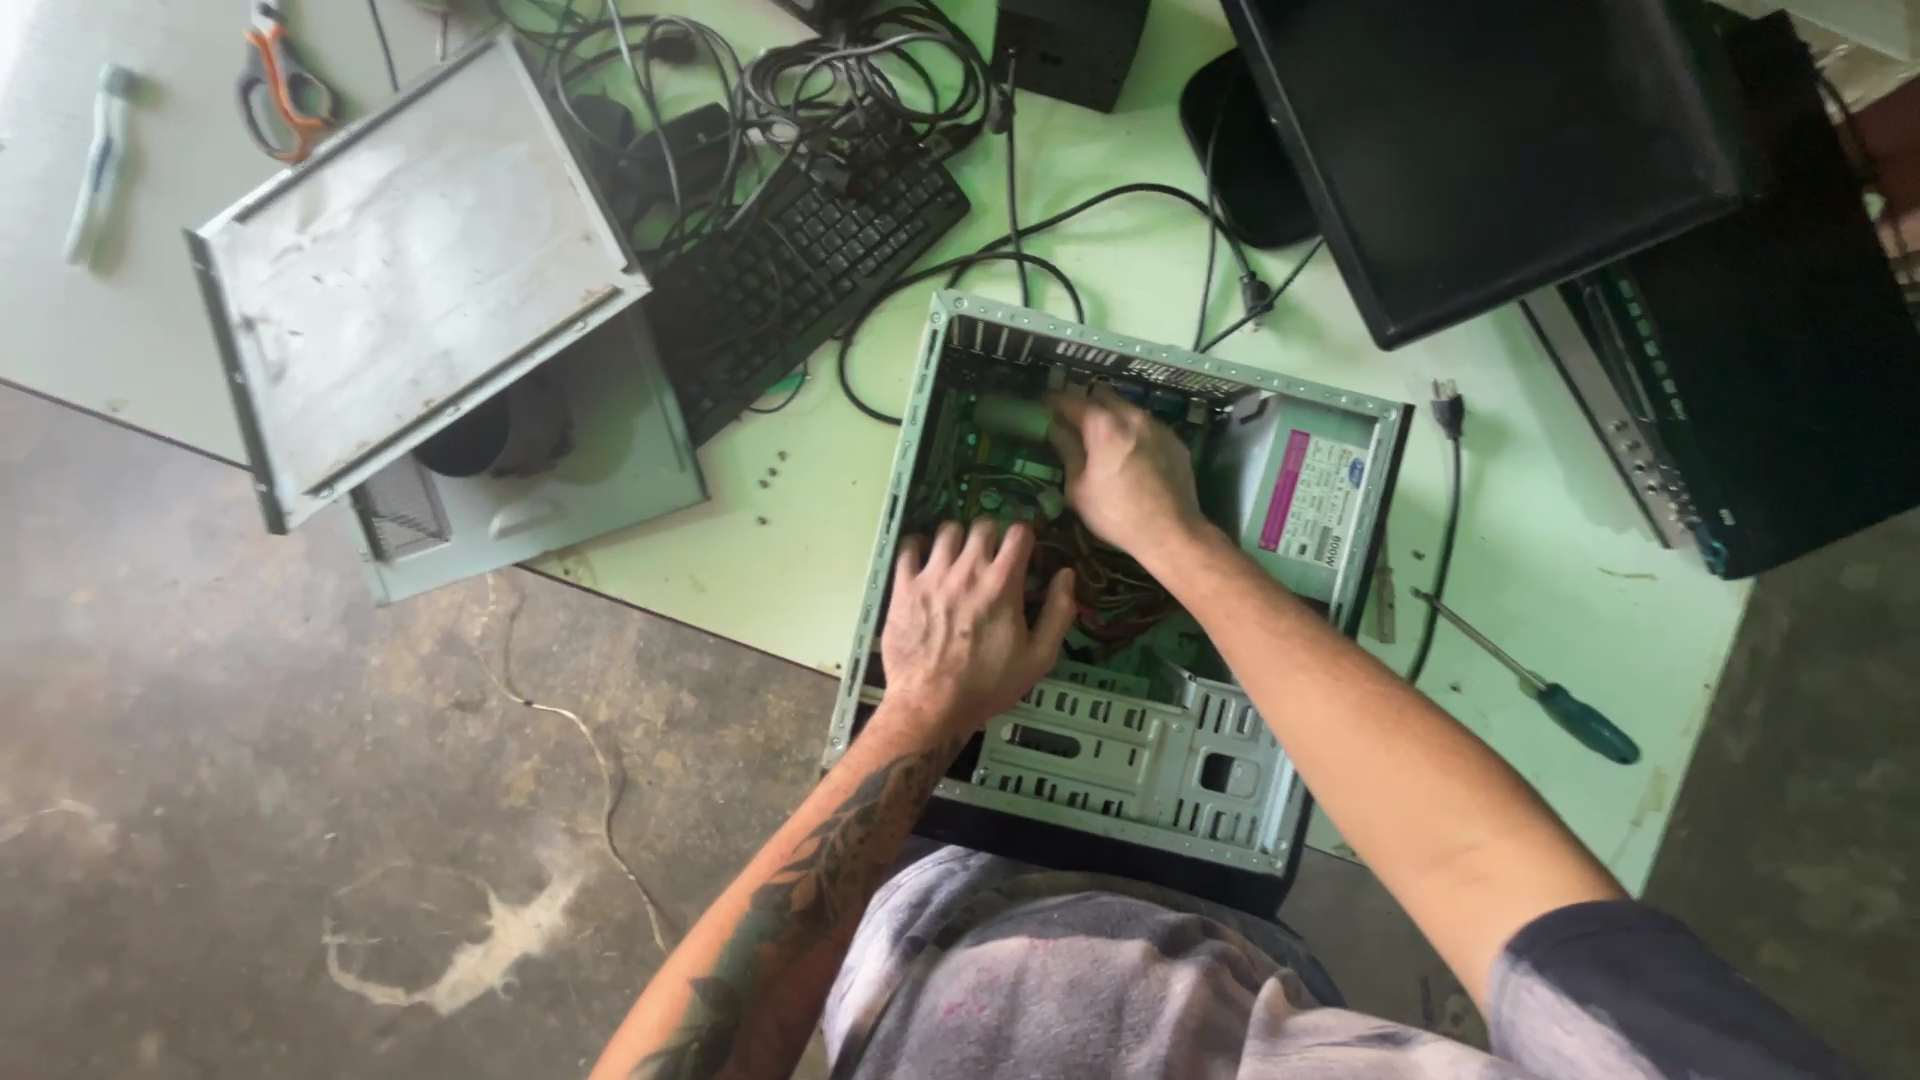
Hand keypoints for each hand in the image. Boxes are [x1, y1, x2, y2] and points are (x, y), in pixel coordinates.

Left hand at [882, 520, 1075, 736]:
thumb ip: (1058, 612)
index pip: (1019, 532)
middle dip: (992, 535)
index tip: (1023, 552)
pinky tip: (925, 561)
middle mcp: (967, 570)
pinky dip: (919, 547)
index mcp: (1002, 583)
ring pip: (947, 530)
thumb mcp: (1038, 657)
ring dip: (958, 539)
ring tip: (958, 558)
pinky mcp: (904, 586)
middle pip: (983, 524)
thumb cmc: (988, 685)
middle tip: (991, 556)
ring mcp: (932, 575)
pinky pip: (909, 546)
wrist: (931, 705)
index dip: (1024, 538)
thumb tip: (1066, 575)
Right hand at [1048, 384, 1210, 563]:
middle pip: (1103, 394)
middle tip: (1072, 418)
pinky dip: (1133, 430)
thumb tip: (1055, 429)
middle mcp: (1133, 416)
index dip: (1055, 400)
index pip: (1072, 400)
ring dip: (1111, 415)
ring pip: (1128, 408)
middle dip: (1085, 401)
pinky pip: (1147, 425)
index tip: (1044, 405)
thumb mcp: (1078, 488)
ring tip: (1101, 435)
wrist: (1171, 532)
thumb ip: (1067, 451)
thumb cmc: (1116, 514)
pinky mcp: (1175, 441)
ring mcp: (1158, 426)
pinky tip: (1130, 451)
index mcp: (1104, 426)